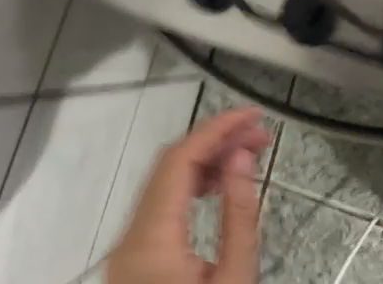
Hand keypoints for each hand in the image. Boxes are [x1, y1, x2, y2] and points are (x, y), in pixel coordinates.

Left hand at [106, 107, 270, 283]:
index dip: (218, 127)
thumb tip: (240, 156)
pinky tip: (217, 183)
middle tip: (257, 134)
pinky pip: (158, 205)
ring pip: (162, 182)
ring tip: (244, 155)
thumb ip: (238, 216)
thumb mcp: (233, 279)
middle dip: (215, 140)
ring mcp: (126, 247)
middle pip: (170, 165)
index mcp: (150, 239)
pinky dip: (188, 185)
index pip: (181, 158)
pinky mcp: (131, 258)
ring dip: (203, 160)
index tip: (252, 114)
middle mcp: (128, 237)